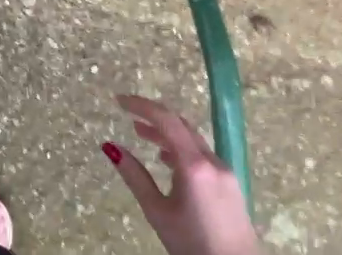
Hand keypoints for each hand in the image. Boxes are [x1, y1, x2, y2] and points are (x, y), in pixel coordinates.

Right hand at [104, 95, 260, 254]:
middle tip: (128, 115)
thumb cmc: (192, 244)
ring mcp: (226, 174)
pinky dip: (181, 148)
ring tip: (141, 134)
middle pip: (181, 125)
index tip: (118, 101)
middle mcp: (213, 163)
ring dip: (166, 133)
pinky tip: (167, 161)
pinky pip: (203, 155)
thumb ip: (134, 176)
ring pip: (193, 140)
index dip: (141, 105)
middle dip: (153, 116)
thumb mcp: (156, 210)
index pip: (166, 119)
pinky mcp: (231, 186)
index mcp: (194, 165)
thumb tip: (110, 147)